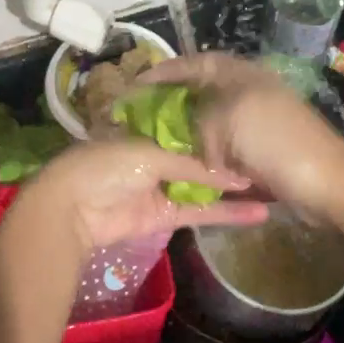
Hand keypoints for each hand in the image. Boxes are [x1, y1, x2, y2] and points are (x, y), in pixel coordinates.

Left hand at [13, 140, 269, 262]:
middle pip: (197, 158)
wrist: (72, 210)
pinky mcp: (164, 217)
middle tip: (267, 157)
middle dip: (228, 159)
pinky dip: (226, 214)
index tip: (246, 125)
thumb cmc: (105, 166)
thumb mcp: (149, 154)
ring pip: (202, 187)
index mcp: (145, 131)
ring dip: (232, 189)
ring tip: (271, 185)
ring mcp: (160, 188)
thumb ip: (192, 165)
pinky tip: (256, 212)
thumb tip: (234, 176)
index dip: (214, 128)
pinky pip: (199, 212)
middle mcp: (154, 157)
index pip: (185, 126)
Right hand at [139, 54, 343, 218]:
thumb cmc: (277, 143)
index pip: (196, 62)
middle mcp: (249, 95)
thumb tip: (189, 137)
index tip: (135, 85)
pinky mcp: (263, 156)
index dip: (165, 71)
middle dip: (173, 106)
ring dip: (189, 138)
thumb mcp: (226, 120)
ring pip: (212, 127)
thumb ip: (197, 121)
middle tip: (142, 121)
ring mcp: (258, 126)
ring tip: (159, 149)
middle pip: (202, 94)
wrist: (328, 186)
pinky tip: (189, 172)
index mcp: (242, 76)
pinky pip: (225, 154)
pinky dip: (207, 161)